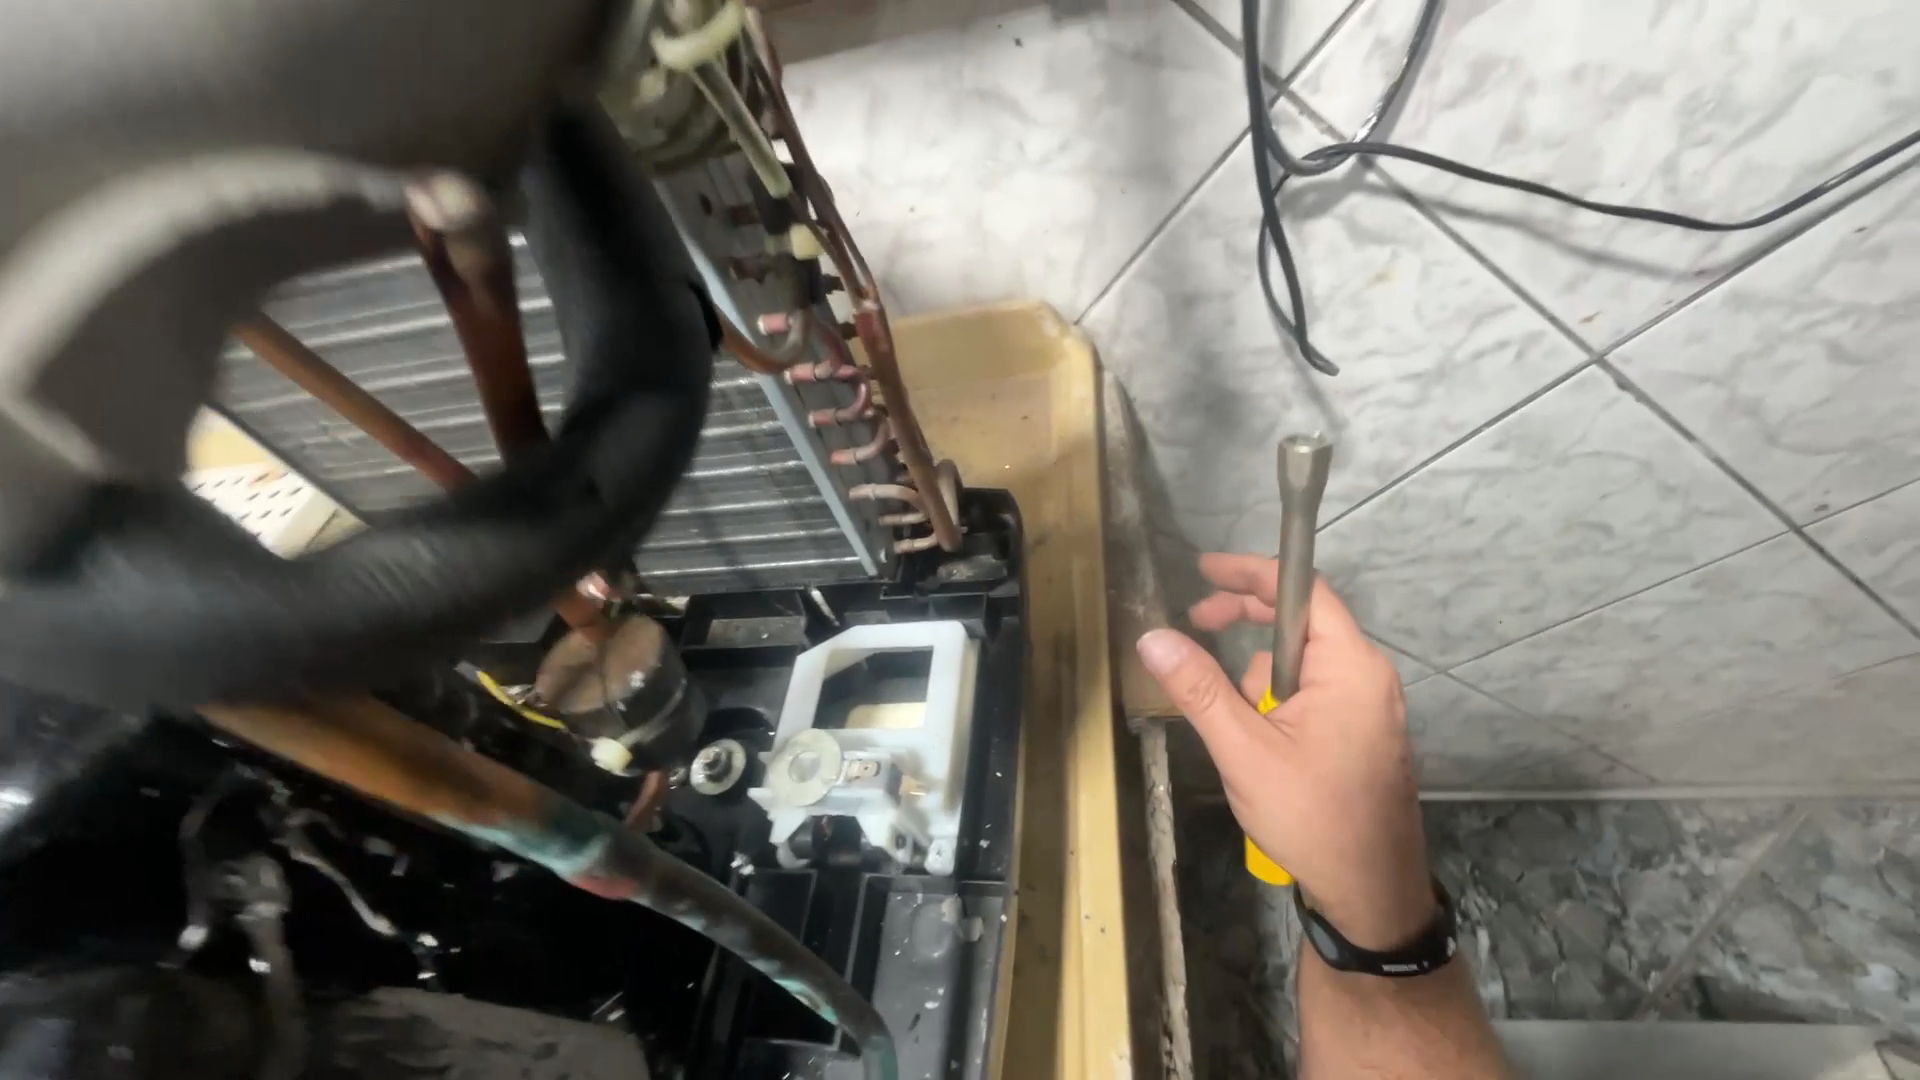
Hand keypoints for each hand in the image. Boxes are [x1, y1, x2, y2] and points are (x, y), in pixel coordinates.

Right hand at [1137, 553, 1433, 948]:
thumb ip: (1198, 689)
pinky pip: (1310, 690)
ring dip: (1256, 675)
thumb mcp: (1243, 750)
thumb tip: (1152, 637)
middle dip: (1245, 618)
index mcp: (1349, 668)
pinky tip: (1256, 737)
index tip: (1205, 571)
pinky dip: (1274, 696)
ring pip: (1298, 662)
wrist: (1370, 893)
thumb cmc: (1312, 816)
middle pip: (1299, 621)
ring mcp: (1366, 705)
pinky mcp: (1358, 730)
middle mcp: (1366, 675)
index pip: (1303, 592)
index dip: (1253, 573)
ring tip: (1235, 725)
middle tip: (1196, 620)